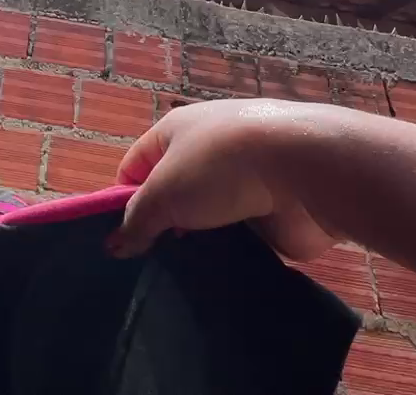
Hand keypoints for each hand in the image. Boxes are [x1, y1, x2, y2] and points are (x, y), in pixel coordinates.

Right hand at [107, 98, 348, 260]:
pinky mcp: (269, 213)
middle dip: (161, 228)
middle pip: (171, 195)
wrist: (302, 169)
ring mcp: (240, 182)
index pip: (135, 167)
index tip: (119, 244)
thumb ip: (136, 219)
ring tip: (177, 284)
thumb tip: (113, 244)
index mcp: (175, 132)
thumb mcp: (164, 192)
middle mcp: (205, 152)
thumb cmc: (220, 166)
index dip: (122, 203)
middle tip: (145, 270)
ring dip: (196, 245)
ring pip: (204, 220)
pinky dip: (229, 258)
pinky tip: (216, 284)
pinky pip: (238, 240)